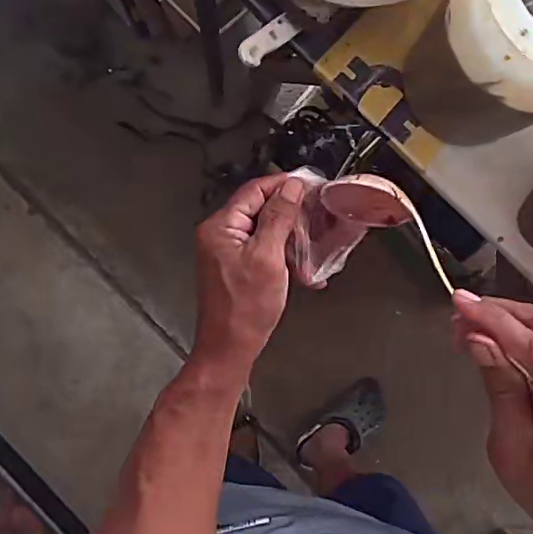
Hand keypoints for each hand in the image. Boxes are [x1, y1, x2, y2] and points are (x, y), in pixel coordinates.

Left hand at [193, 174, 306, 378]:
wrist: (230, 348)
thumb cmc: (242, 311)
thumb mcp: (268, 257)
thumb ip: (279, 218)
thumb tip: (290, 189)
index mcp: (220, 227)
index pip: (254, 190)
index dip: (283, 185)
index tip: (306, 185)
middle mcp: (219, 235)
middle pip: (259, 208)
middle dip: (289, 213)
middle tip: (313, 215)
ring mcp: (227, 251)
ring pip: (264, 229)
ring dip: (288, 236)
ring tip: (308, 246)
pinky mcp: (235, 266)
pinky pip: (262, 248)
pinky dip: (282, 253)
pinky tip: (297, 266)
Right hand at [452, 291, 532, 533]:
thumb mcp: (510, 449)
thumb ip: (500, 389)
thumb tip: (480, 341)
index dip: (494, 319)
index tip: (461, 303)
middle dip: (497, 311)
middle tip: (459, 311)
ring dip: (506, 318)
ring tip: (469, 321)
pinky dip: (520, 331)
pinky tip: (494, 335)